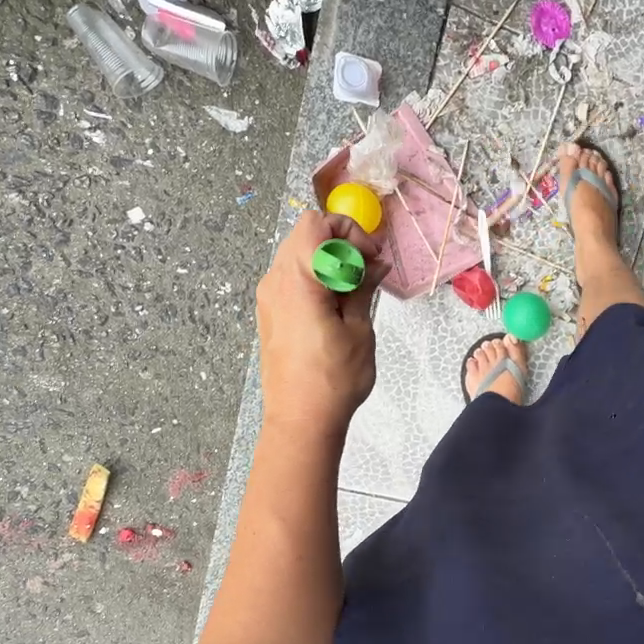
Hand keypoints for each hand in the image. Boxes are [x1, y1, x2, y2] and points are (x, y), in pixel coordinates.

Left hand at [256, 212, 389, 434]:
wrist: (301, 418)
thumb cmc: (335, 378)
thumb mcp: (359, 330)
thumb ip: (362, 288)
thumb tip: (375, 264)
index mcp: (298, 279)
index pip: (317, 224)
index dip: (351, 232)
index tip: (373, 260)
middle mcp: (275, 280)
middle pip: (306, 233)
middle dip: (342, 243)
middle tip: (369, 272)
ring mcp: (268, 295)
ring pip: (299, 254)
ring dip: (330, 260)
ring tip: (356, 290)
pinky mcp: (270, 311)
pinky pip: (292, 276)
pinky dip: (317, 277)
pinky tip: (337, 305)